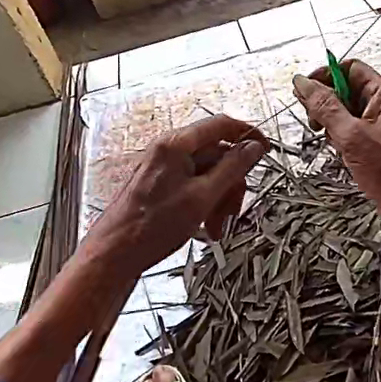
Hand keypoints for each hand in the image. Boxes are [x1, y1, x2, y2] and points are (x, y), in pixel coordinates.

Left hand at [0, 115, 264, 381]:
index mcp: (175, 145)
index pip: (221, 125)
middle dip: (231, 183)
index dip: (247, 135)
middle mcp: (168, 151)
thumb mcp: (202, 197)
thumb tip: (254, 147)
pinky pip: (192, 187)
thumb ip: (232, 169)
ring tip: (217, 228)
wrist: (113, 256)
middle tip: (233, 212)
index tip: (267, 151)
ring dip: (219, 199)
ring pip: (206, 174)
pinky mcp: (159, 187)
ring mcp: (162, 169)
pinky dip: (204, 204)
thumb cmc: (153, 227)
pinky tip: (205, 229)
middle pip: (215, 154)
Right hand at [292, 60, 380, 259]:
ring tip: (328, 140)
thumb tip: (303, 83)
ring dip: (332, 122)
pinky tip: (339, 152)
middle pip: (347, 89)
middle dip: (325, 102)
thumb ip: (325, 107)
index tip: (304, 93)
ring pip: (348, 112)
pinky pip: (355, 131)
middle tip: (313, 122)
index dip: (324, 77)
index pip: (349, 69)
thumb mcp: (351, 136)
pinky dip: (341, 138)